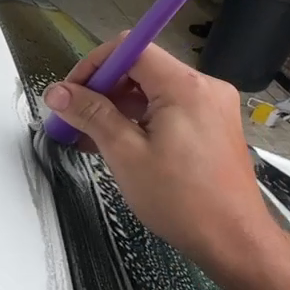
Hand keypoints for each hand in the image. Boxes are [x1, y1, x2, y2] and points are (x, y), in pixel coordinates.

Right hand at [43, 36, 282, 276]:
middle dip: (103, 89)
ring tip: (90, 136)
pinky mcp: (213, 126)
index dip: (94, 66)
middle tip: (74, 118)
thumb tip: (56, 92)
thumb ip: (91, 115)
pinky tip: (118, 143)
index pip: (132, 49)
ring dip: (118, 106)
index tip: (70, 93)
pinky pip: (168, 108)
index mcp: (185, 87)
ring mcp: (212, 107)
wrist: (233, 240)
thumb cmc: (180, 199)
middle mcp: (204, 88)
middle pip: (142, 68)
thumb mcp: (125, 153)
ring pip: (153, 90)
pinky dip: (140, 119)